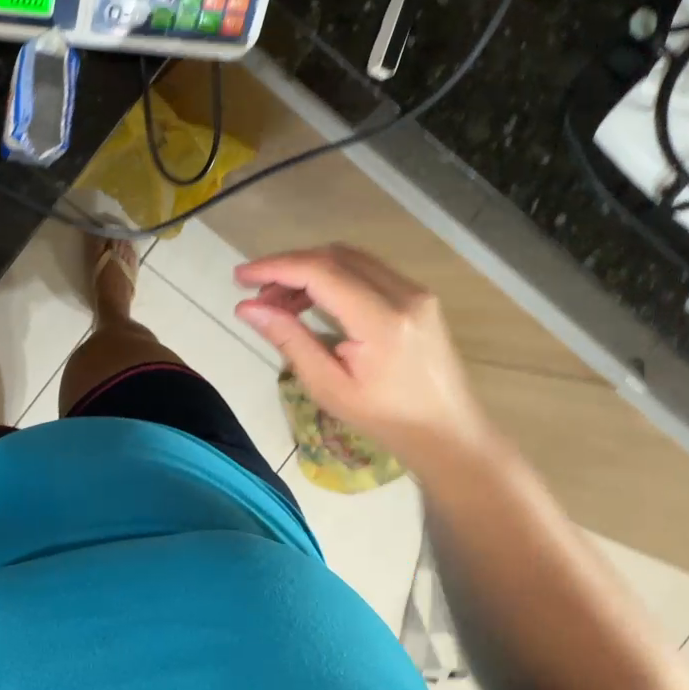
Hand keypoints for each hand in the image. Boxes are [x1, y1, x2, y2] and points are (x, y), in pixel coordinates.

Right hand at [234, 245, 495, 463]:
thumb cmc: (385, 419)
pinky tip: (309, 301)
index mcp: (382, 322)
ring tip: (277, 301)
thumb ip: (289, 340)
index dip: (275, 268)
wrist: (448, 433)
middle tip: (255, 292)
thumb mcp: (328, 387)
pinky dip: (330, 276)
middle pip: (334, 256)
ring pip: (349, 258)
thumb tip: (247, 308)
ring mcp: (415, 291)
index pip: (321, 273)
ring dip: (307, 270)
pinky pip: (365, 270)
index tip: (241, 277)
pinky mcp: (417, 295)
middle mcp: (404, 295)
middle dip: (288, 266)